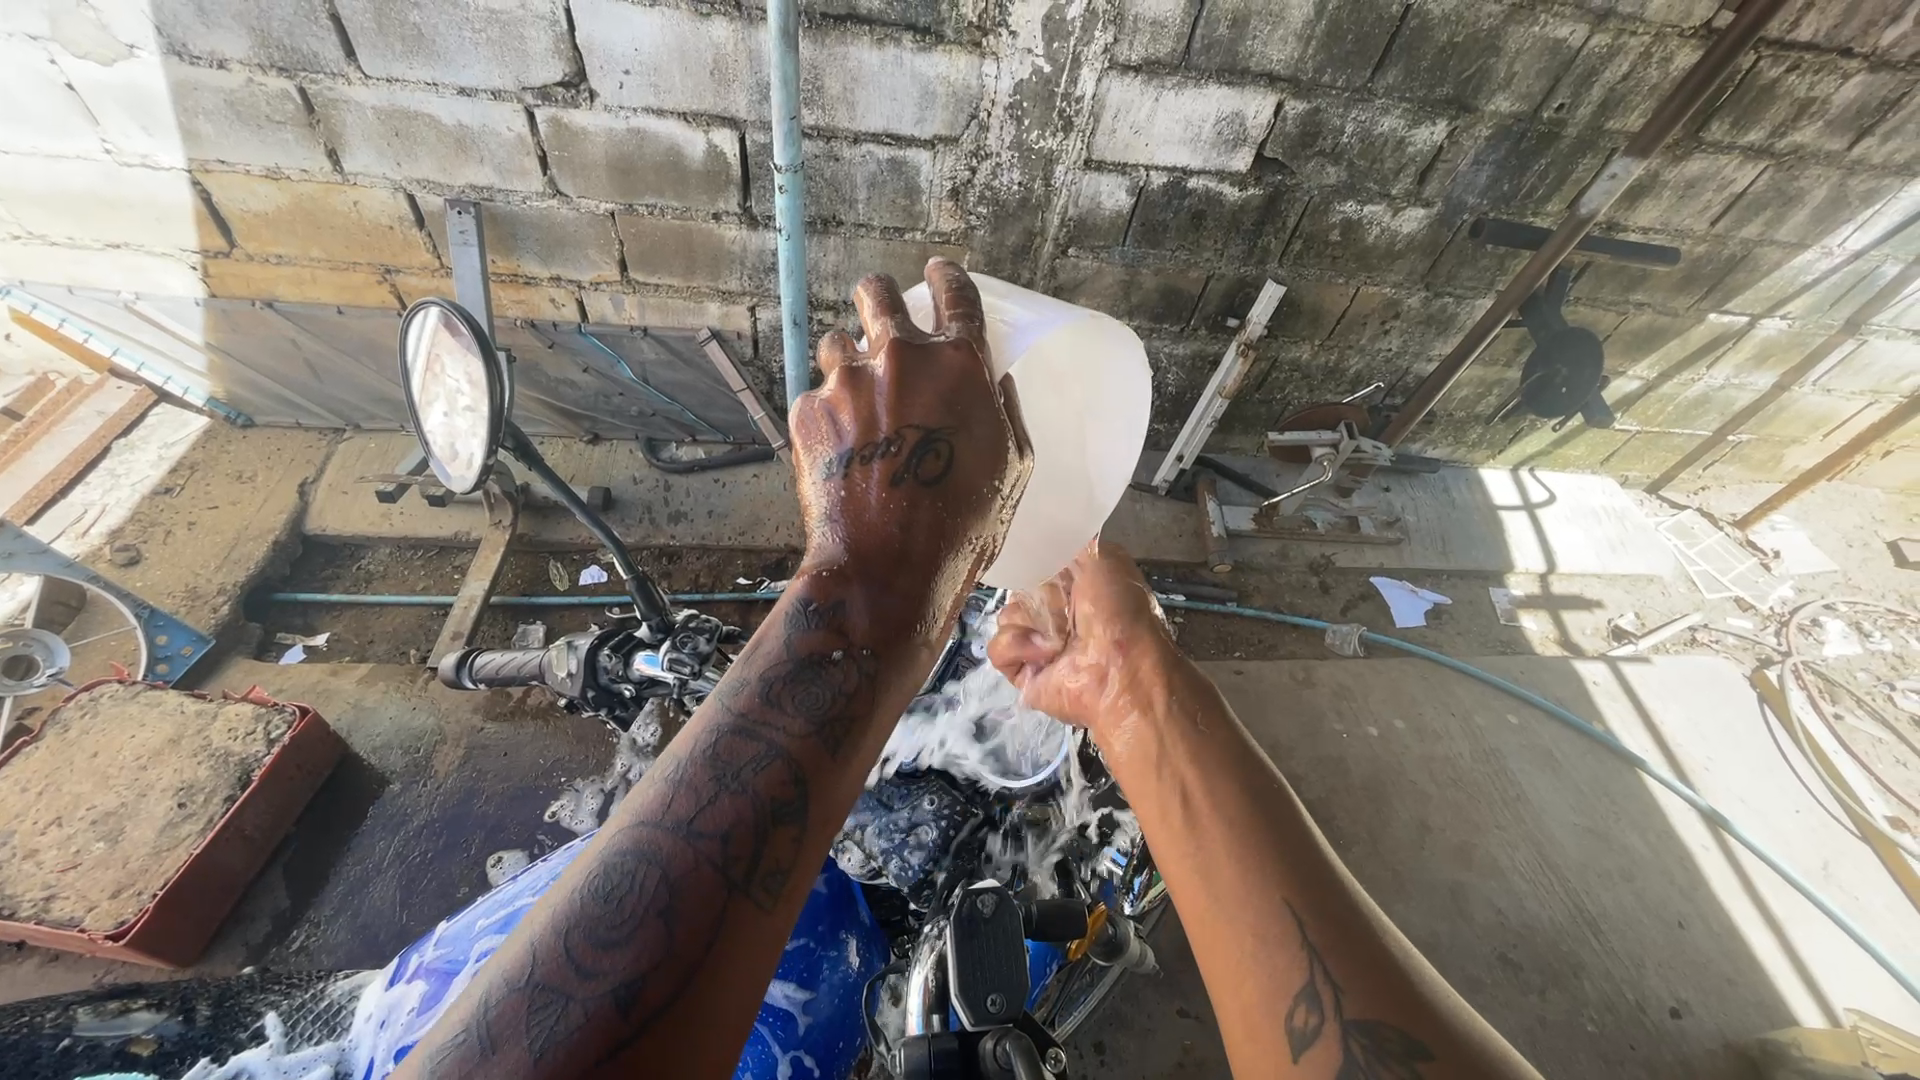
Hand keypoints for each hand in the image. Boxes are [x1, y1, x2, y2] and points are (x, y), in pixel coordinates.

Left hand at [790, 258, 1031, 629]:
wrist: (888, 569)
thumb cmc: (964, 526)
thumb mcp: (1014, 469)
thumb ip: (1006, 411)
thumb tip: (997, 379)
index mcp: (959, 364)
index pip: (955, 291)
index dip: (946, 274)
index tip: (937, 271)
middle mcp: (899, 357)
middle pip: (876, 292)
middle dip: (880, 297)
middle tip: (882, 317)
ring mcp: (847, 382)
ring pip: (838, 341)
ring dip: (850, 359)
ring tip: (858, 398)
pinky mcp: (808, 412)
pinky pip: (815, 394)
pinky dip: (828, 411)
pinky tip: (840, 446)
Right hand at [987, 540, 1184, 740]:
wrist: (1121, 669)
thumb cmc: (1119, 611)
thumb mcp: (1105, 558)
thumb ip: (1075, 538)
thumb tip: (1045, 524)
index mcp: (1077, 588)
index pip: (1038, 564)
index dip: (1040, 561)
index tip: (1047, 562)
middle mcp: (1057, 615)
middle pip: (1019, 588)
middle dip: (1038, 593)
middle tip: (1064, 608)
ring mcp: (1037, 643)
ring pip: (1007, 615)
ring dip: (1031, 621)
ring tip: (1058, 636)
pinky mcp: (1021, 670)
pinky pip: (998, 646)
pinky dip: (1020, 646)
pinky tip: (1045, 653)